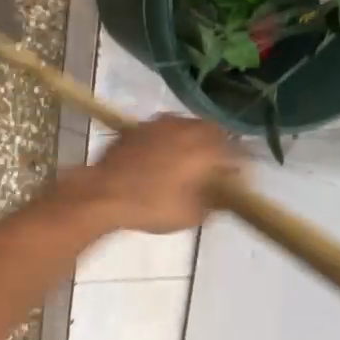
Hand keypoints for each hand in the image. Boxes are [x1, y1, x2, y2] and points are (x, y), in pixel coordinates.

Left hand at [67, 117, 232, 233]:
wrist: (102, 194)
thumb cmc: (151, 206)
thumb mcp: (191, 215)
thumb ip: (214, 204)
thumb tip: (221, 199)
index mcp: (207, 144)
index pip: (236, 152)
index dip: (237, 168)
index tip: (235, 182)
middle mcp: (186, 126)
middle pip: (211, 134)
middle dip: (215, 150)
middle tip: (212, 171)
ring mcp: (158, 124)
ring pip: (184, 129)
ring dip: (189, 143)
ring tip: (185, 165)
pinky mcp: (135, 128)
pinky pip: (159, 134)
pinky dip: (164, 144)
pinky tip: (157, 161)